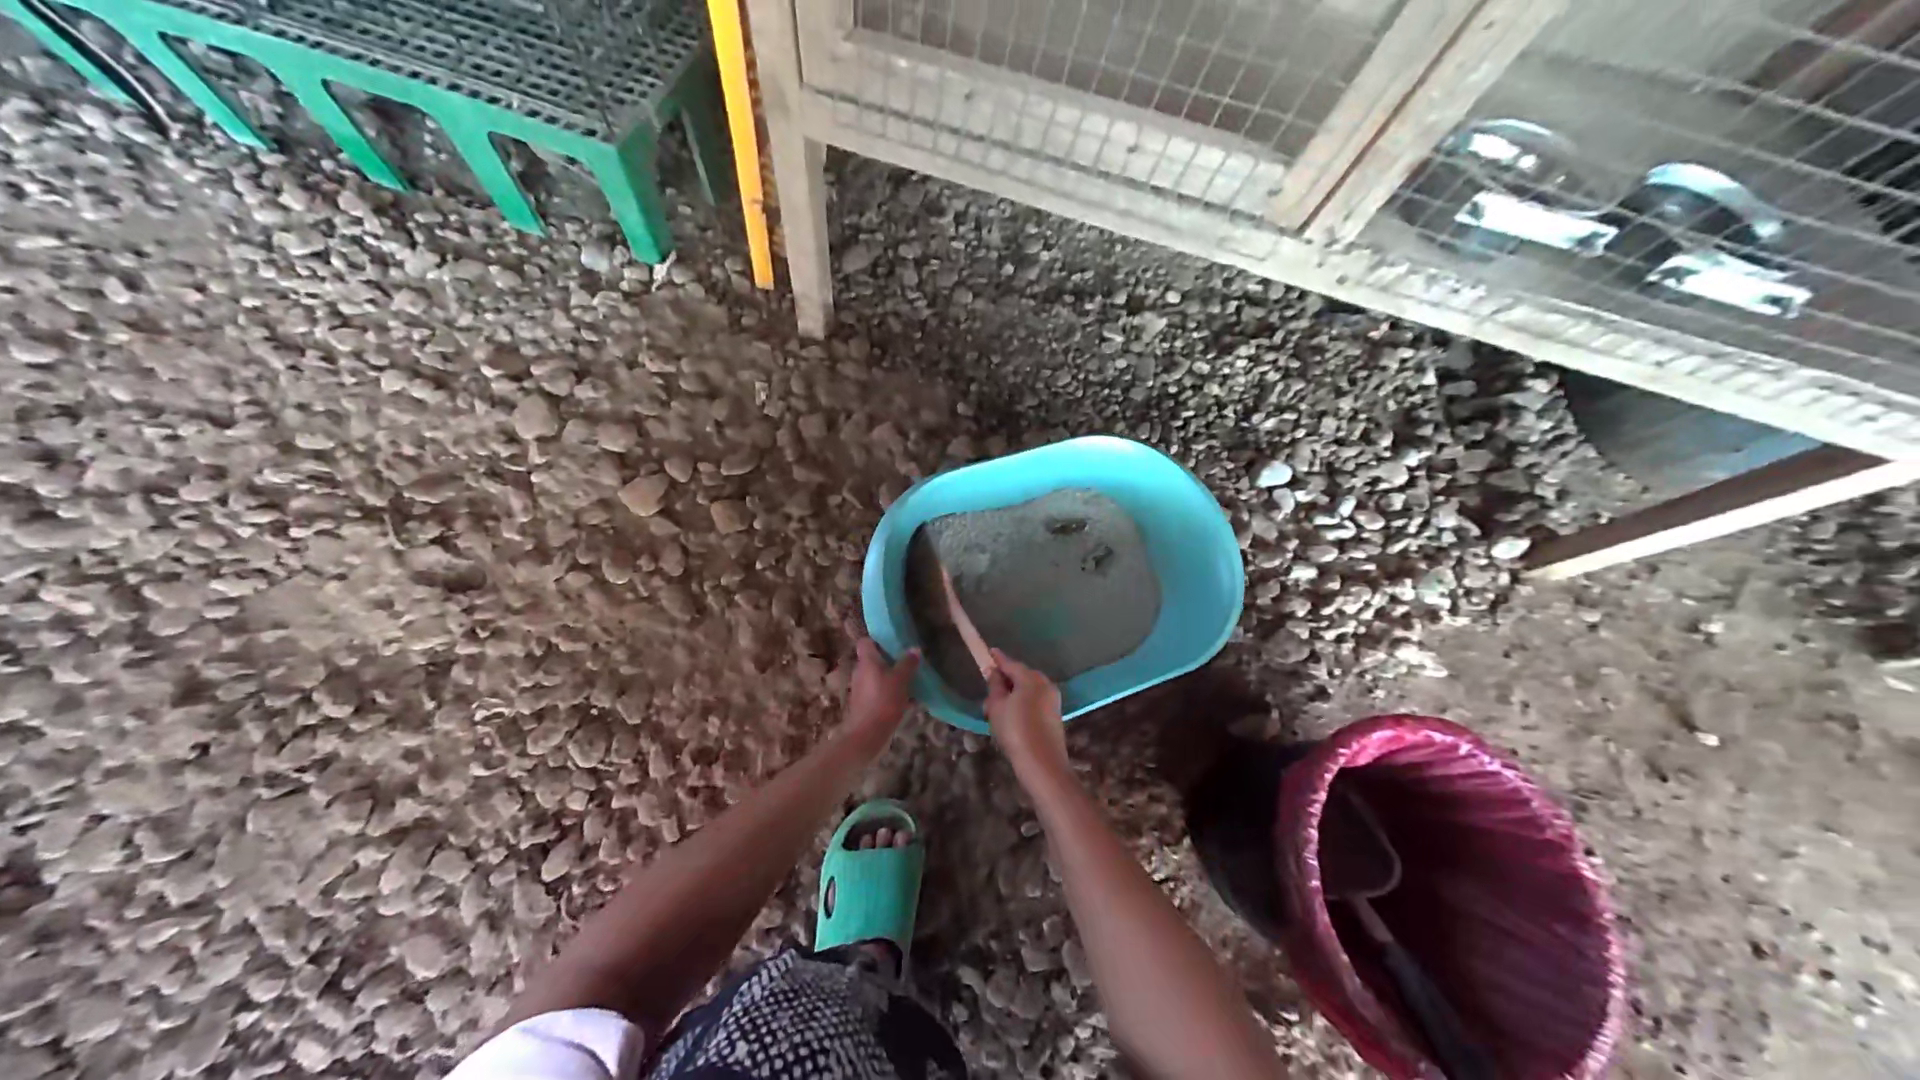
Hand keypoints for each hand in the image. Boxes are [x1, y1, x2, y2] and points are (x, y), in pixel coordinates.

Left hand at [843, 637, 919, 750]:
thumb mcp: (901, 679)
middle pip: (874, 659)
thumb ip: (908, 663)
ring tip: (911, 681)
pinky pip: (879, 692)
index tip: (894, 642)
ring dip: (892, 678)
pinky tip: (908, 701)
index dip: (878, 640)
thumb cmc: (884, 700)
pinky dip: (891, 693)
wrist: (867, 734)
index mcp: (867, 661)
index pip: (866, 642)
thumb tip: (914, 649)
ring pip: (878, 677)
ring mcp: (861, 689)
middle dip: (890, 660)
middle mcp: (861, 672)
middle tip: (908, 662)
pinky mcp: (865, 704)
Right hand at [985, 649, 1068, 784]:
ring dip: (1014, 693)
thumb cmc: (1015, 731)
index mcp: (1031, 679)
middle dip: (1006, 679)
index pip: (1011, 663)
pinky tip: (1012, 717)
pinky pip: (1036, 701)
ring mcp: (1053, 700)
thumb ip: (995, 686)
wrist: (1042, 764)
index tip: (989, 652)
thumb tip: (995, 673)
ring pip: (1029, 689)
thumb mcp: (997, 706)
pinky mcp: (1055, 715)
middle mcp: (1046, 684)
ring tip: (998, 707)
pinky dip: (1023, 703)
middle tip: (990, 688)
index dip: (998, 659)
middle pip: (1022, 675)